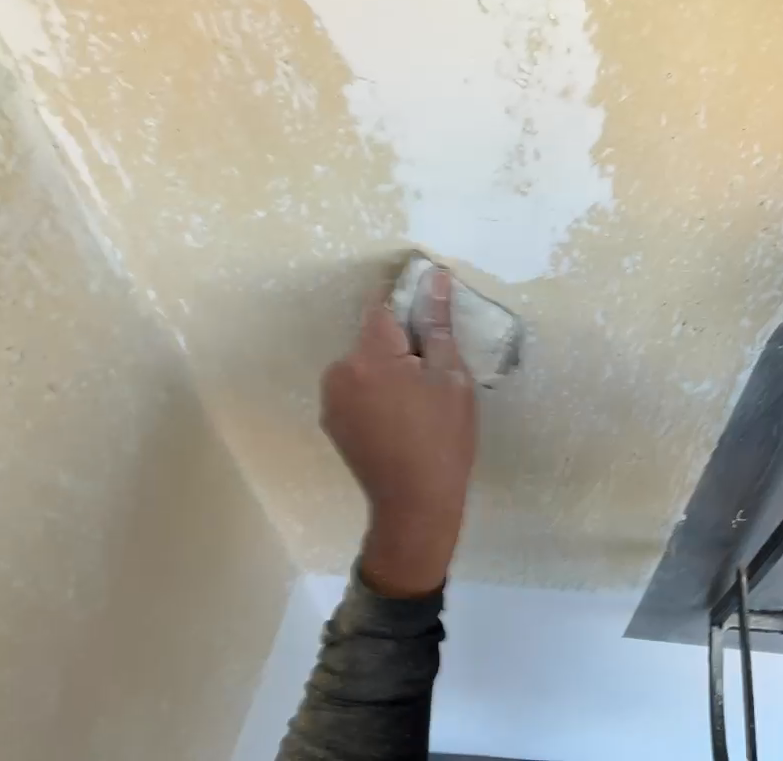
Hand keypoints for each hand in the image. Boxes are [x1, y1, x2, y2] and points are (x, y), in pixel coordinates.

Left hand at [321, 268, 477, 597]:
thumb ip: (438, 325)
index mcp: (370, 356)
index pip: (383, 304)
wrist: (415, 504)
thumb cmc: (443, 437)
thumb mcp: (452, 377)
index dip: (406, 297)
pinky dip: (376, 388)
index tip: (429, 302)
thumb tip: (435, 279)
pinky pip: (356, 386)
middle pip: (373, 335)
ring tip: (419, 396)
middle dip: (400, 340)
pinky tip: (402, 414)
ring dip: (387, 365)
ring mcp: (330, 398)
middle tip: (434, 367)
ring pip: (364, 362)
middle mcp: (340, 371)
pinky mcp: (331, 420)